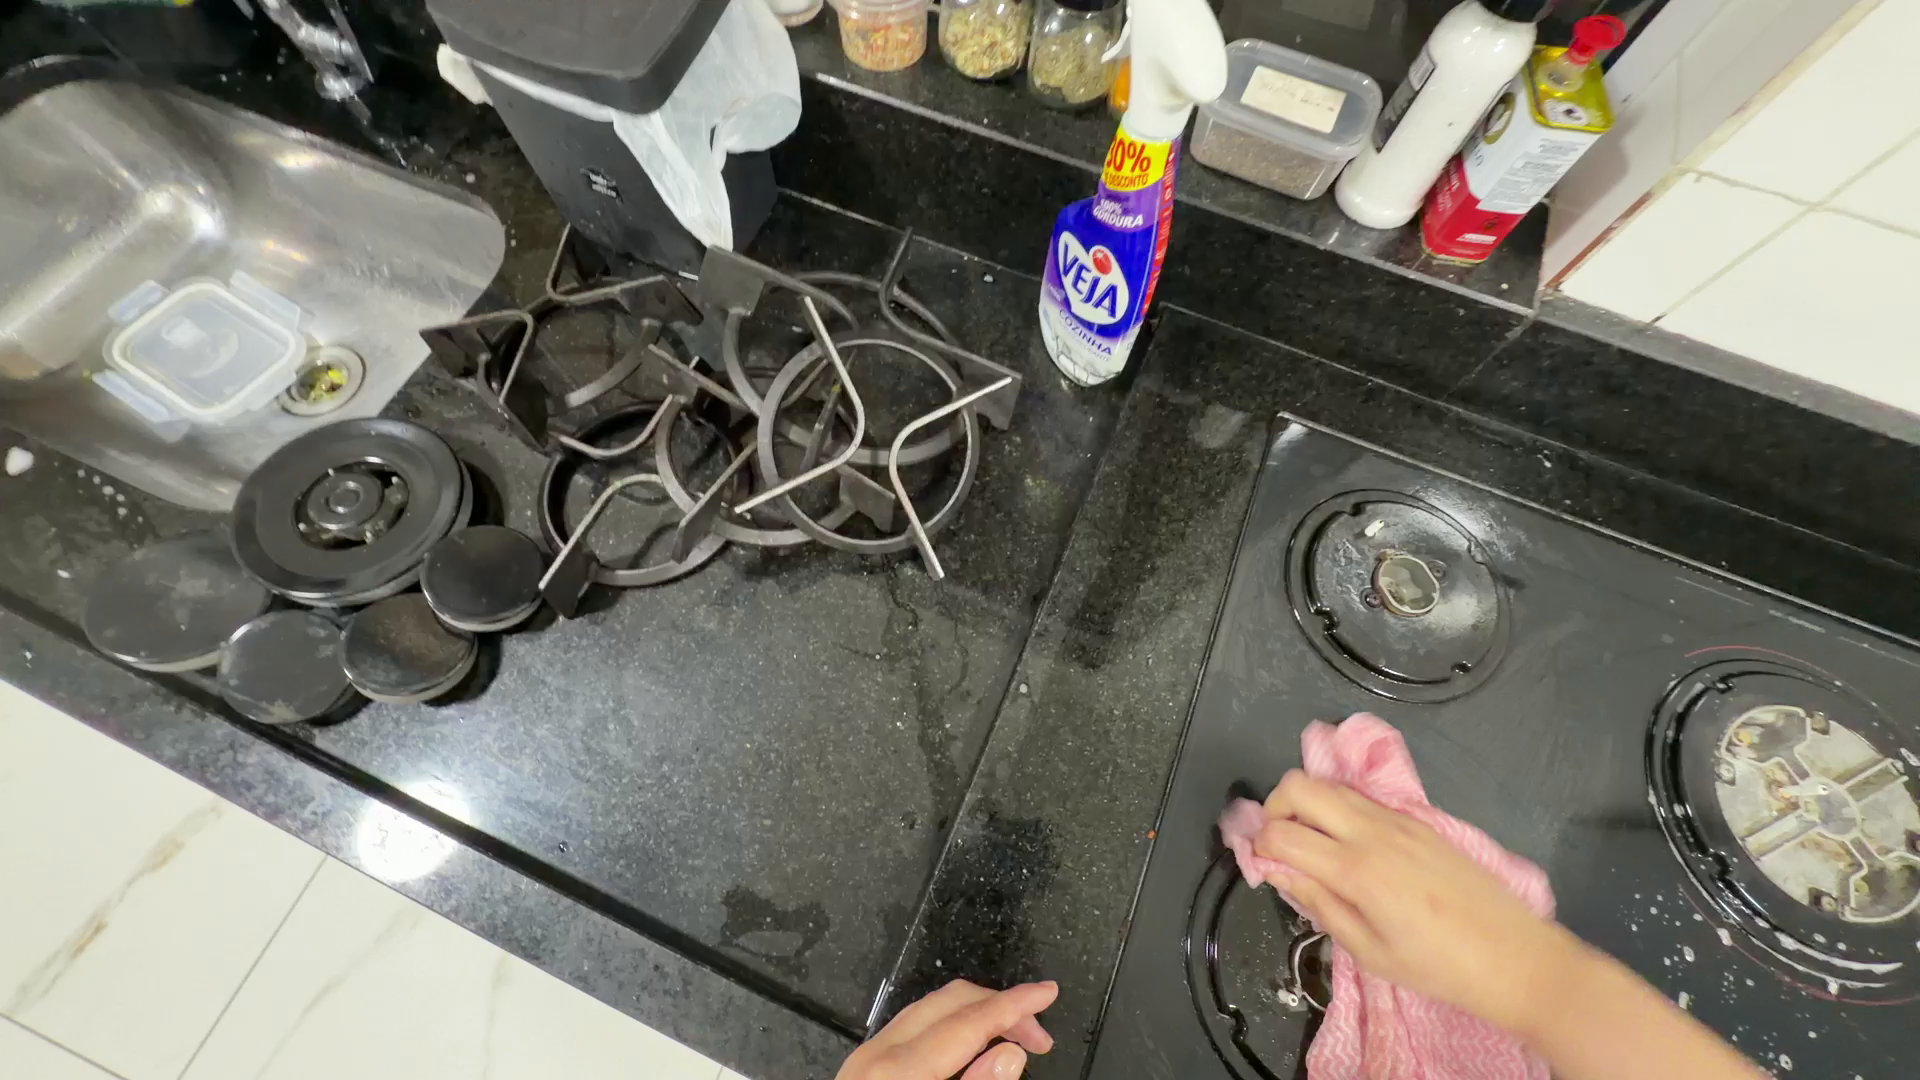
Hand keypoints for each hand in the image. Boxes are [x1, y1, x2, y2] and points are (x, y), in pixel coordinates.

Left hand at [836, 979, 1057, 1079]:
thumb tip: (1011, 1054)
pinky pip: (916, 1024)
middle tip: (1041, 1038)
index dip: (1015, 1003)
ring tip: (1013, 1039)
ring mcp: (867, 1055)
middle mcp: (881, 1051)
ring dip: (978, 1014)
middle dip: (1002, 1007)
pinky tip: (970, 1047)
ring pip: (933, 1008)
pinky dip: (951, 1025)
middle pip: (953, 1002)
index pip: (970, 1020)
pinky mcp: (864, 1065)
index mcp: (901, 1071)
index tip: (1050, 991)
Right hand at [1253, 770, 1582, 1033]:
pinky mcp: (1414, 818)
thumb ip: (1318, 904)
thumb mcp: (1370, 951)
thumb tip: (1278, 871)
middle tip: (1279, 842)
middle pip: (1298, 786)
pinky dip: (1335, 808)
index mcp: (1357, 870)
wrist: (1520, 960)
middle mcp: (1372, 831)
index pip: (1281, 834)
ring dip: (1304, 804)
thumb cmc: (1440, 968)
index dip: (1259, 846)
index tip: (1261, 865)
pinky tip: (1346, 843)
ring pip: (1326, 783)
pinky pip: (1357, 796)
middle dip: (1274, 808)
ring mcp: (1395, 819)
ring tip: (1309, 841)